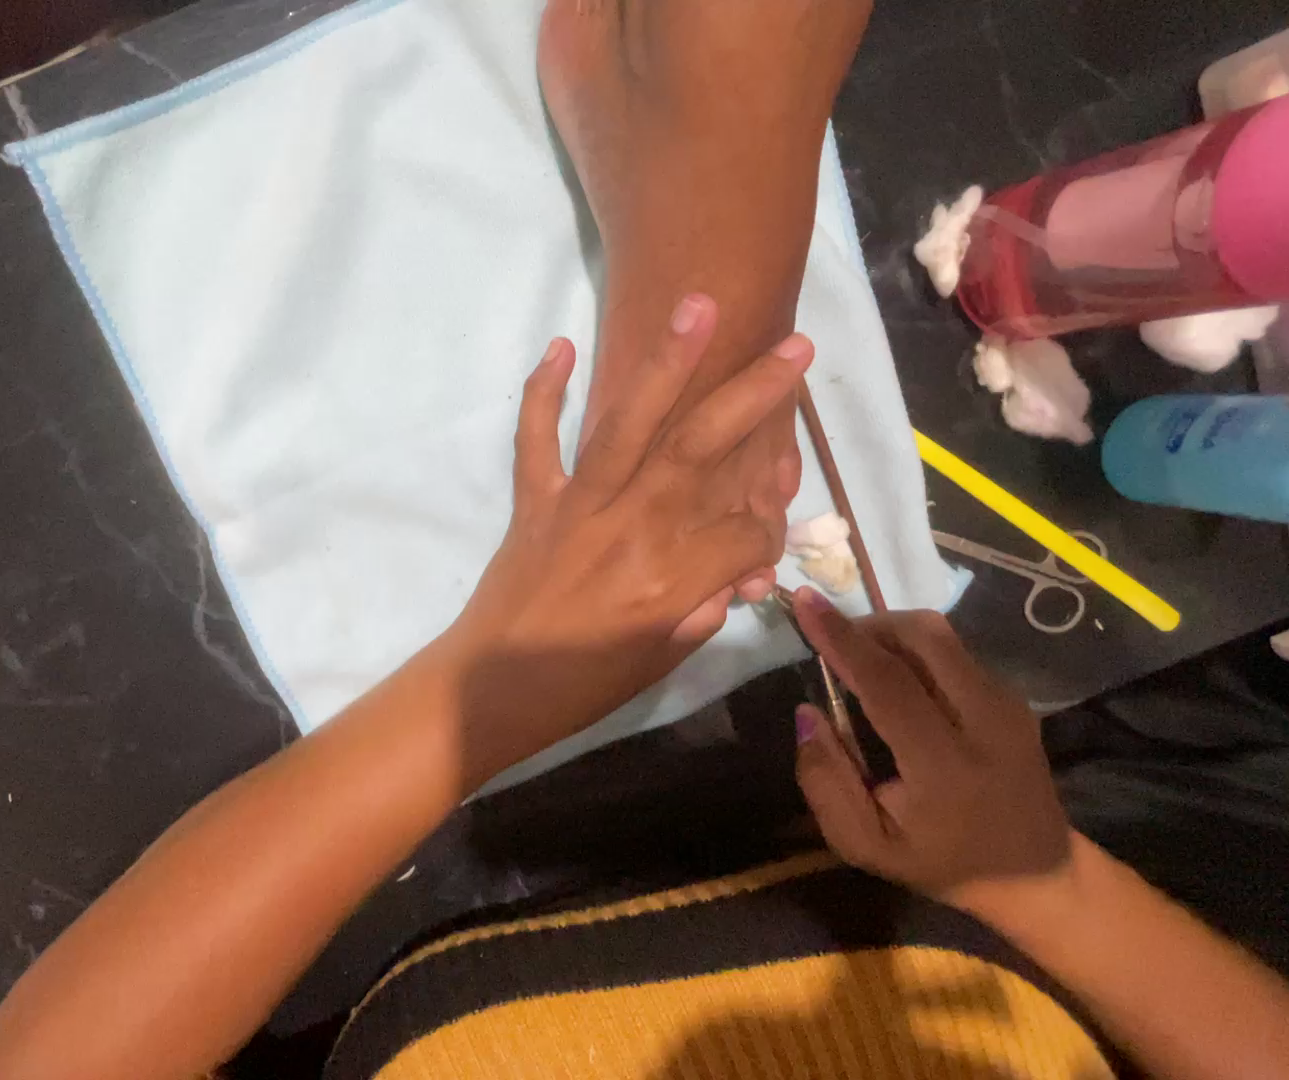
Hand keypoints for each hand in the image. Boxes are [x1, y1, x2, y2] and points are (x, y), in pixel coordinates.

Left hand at [443, 294, 811, 776]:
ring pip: (627, 427)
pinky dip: (543, 395)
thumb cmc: (582, 685)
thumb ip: (705, 607)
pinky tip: (560, 347)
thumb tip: (736, 570)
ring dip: (664, 365)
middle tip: (794, 346)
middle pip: (700, 451)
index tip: (768, 530)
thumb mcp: (662, 660)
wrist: (494, 688)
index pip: (745, 530)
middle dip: (752, 396)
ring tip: (696, 306)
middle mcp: (631, 530)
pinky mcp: (534, 502)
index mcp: (672, 580)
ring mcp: (577, 508)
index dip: (768, 528)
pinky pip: (537, 442)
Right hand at [788, 590, 1072, 910]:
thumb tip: (808, 710)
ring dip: (889, 631)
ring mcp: (1008, 706)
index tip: (805, 601)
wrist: (1034, 875)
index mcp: (945, 766)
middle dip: (867, 623)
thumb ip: (825, 779)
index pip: (888, 681)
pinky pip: (953, 650)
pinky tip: (893, 675)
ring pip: (940, 635)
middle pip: (923, 637)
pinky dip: (911, 647)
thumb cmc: (937, 860)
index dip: (841, 637)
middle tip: (831, 639)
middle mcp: (986, 723)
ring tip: (858, 657)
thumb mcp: (862, 843)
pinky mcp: (1013, 698)